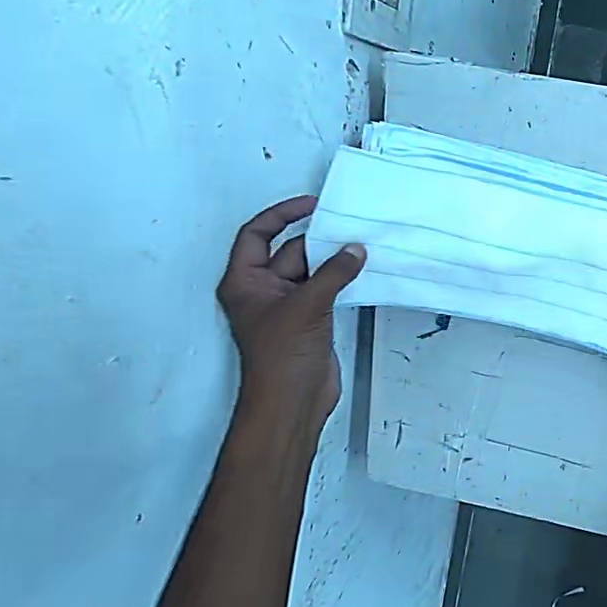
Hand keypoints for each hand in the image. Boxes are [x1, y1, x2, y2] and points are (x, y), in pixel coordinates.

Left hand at [215, 196, 364, 432]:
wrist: (293, 400)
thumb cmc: (283, 354)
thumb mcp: (307, 305)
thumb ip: (333, 273)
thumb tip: (355, 249)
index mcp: (245, 281)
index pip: (257, 233)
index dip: (281, 214)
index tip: (311, 205)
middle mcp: (263, 289)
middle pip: (290, 250)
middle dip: (318, 239)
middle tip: (349, 226)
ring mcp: (288, 305)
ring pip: (311, 270)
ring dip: (333, 259)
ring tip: (361, 243)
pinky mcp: (310, 320)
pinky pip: (325, 289)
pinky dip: (341, 278)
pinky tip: (362, 269)